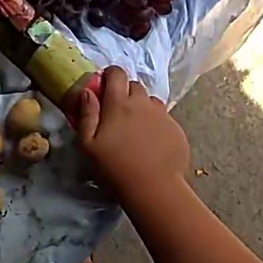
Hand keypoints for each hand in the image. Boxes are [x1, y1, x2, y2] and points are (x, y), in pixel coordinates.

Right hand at [74, 66, 191, 200]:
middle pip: (134, 85)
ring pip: (150, 101)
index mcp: (119, 104)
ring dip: (141, 106)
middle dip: (124, 92)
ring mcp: (162, 115)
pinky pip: (163, 117)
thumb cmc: (114, 168)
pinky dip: (154, 123)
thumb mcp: (88, 145)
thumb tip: (87, 92)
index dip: (110, 75)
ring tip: (134, 128)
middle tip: (116, 112)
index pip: (117, 73)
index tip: (104, 86)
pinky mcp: (176, 129)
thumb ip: (86, 114)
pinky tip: (150, 142)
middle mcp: (143, 103)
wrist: (154, 189)